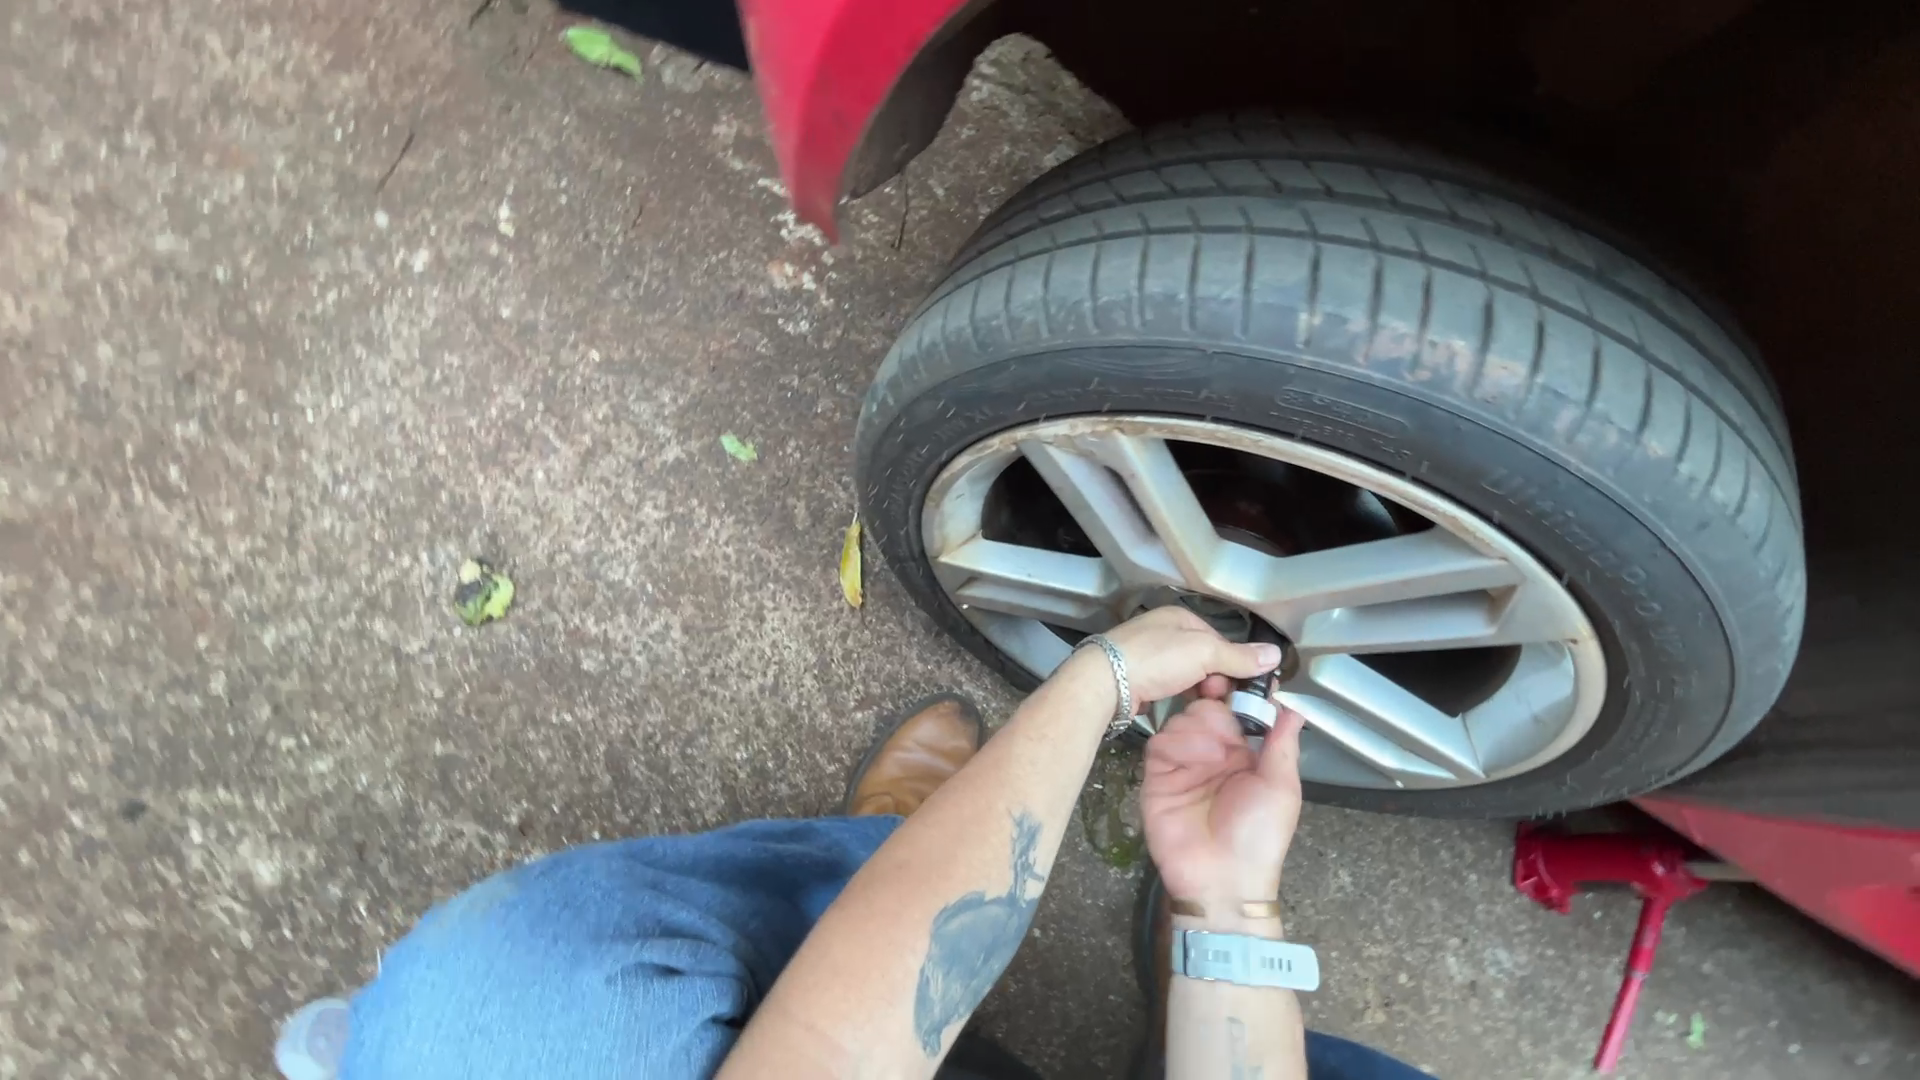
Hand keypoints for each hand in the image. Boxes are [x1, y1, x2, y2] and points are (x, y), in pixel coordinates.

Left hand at [1093, 606, 1282, 707]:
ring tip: (1201, 706)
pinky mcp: (1138, 678)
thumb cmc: (1155, 659)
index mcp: (1179, 618)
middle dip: (1215, 680)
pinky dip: (1179, 697)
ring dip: (1198, 691)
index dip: (1233, 664)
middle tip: (1215, 698)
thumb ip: (1238, 656)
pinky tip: (1182, 709)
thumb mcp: (1203, 653)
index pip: (1220, 640)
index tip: (1240, 687)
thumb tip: (1275, 653)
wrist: (1104, 681)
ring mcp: (1148, 656)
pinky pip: (1169, 688)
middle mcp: (1163, 632)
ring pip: (1188, 676)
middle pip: (1204, 659)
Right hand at [1140, 698, 1305, 907]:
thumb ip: (1282, 743)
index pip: (1236, 710)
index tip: (1234, 680)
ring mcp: (1184, 761)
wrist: (1221, 879)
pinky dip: (1176, 744)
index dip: (1235, 693)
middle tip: (1225, 731)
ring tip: (1211, 757)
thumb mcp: (1281, 789)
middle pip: (1206, 707)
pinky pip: (1160, 741)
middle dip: (1215, 710)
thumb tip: (1293, 705)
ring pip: (1182, 718)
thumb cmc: (1259, 836)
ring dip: (1197, 730)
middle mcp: (1213, 752)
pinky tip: (1189, 760)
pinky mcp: (1157, 773)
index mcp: (1245, 753)